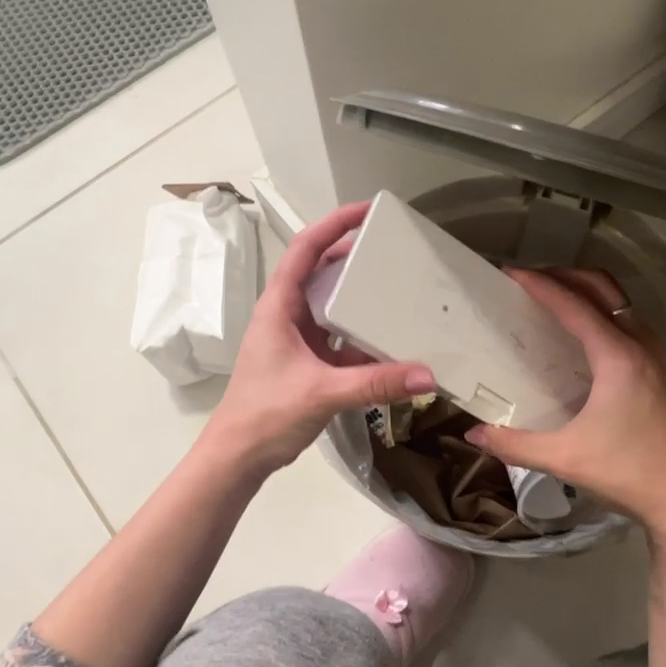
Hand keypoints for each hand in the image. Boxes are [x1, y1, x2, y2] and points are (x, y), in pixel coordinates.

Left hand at [204, 201, 436, 473]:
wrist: (238, 456)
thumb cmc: (266, 414)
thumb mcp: (323, 393)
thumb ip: (376, 384)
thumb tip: (428, 375)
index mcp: (278, 307)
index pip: (304, 249)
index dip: (334, 224)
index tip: (367, 210)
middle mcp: (286, 315)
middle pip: (320, 272)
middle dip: (353, 257)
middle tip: (392, 250)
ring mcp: (295, 340)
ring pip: (330, 307)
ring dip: (358, 298)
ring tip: (397, 290)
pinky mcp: (305, 364)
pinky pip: (337, 339)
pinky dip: (361, 338)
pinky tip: (389, 343)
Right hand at [464, 268, 665, 530]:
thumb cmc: (624, 474)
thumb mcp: (562, 458)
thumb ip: (513, 444)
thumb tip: (471, 433)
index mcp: (617, 357)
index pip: (574, 305)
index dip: (540, 285)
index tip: (510, 274)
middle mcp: (640, 345)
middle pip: (602, 289)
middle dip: (564, 275)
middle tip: (528, 280)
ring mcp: (656, 356)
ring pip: (619, 303)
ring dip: (586, 291)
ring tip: (551, 299)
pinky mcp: (661, 371)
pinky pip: (628, 322)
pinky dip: (602, 312)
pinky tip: (581, 336)